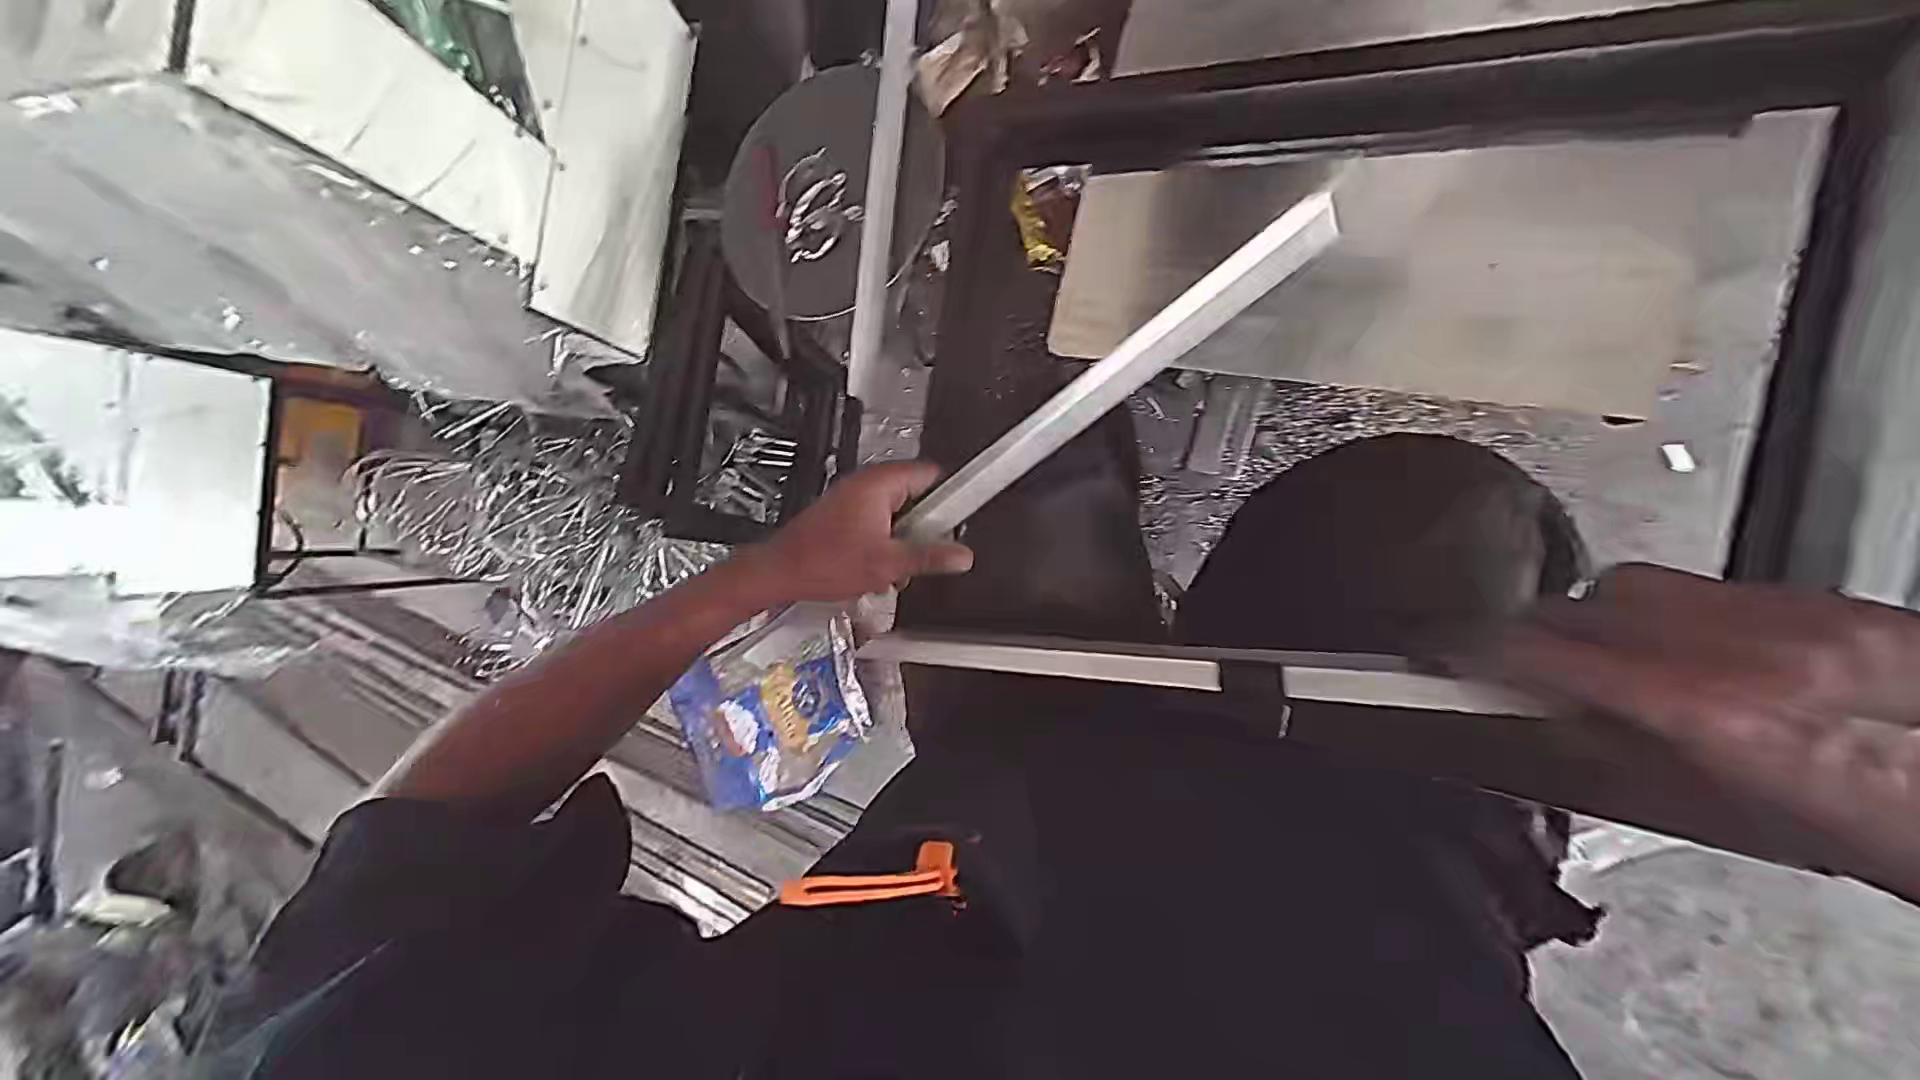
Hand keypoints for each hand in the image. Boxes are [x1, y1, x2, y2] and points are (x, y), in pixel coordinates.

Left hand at [738, 461, 973, 602]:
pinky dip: (886, 540)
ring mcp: (854, 498)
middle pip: (917, 494)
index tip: (960, 515)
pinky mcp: (845, 514)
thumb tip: (961, 555)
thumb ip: (930, 557)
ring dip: (905, 537)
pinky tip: (881, 566)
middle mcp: (866, 484)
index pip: (931, 473)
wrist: (780, 573)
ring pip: (898, 511)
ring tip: (898, 563)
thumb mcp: (888, 563)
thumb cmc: (822, 561)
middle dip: (926, 524)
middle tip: (926, 548)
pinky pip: (879, 520)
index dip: (951, 495)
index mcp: (879, 484)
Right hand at [1494, 564, 1919, 897]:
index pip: (1551, 649)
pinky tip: (1692, 654)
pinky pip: (1706, 590)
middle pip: (1590, 602)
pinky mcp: (1834, 604)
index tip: (1450, 653)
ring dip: (1603, 616)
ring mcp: (1799, 615)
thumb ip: (1632, 760)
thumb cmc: (1907, 832)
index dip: (1482, 648)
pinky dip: (1668, 613)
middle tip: (1527, 662)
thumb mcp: (1749, 822)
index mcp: (1718, 709)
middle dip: (1542, 629)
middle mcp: (1751, 647)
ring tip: (1610, 658)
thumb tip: (1560, 728)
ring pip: (1639, 584)